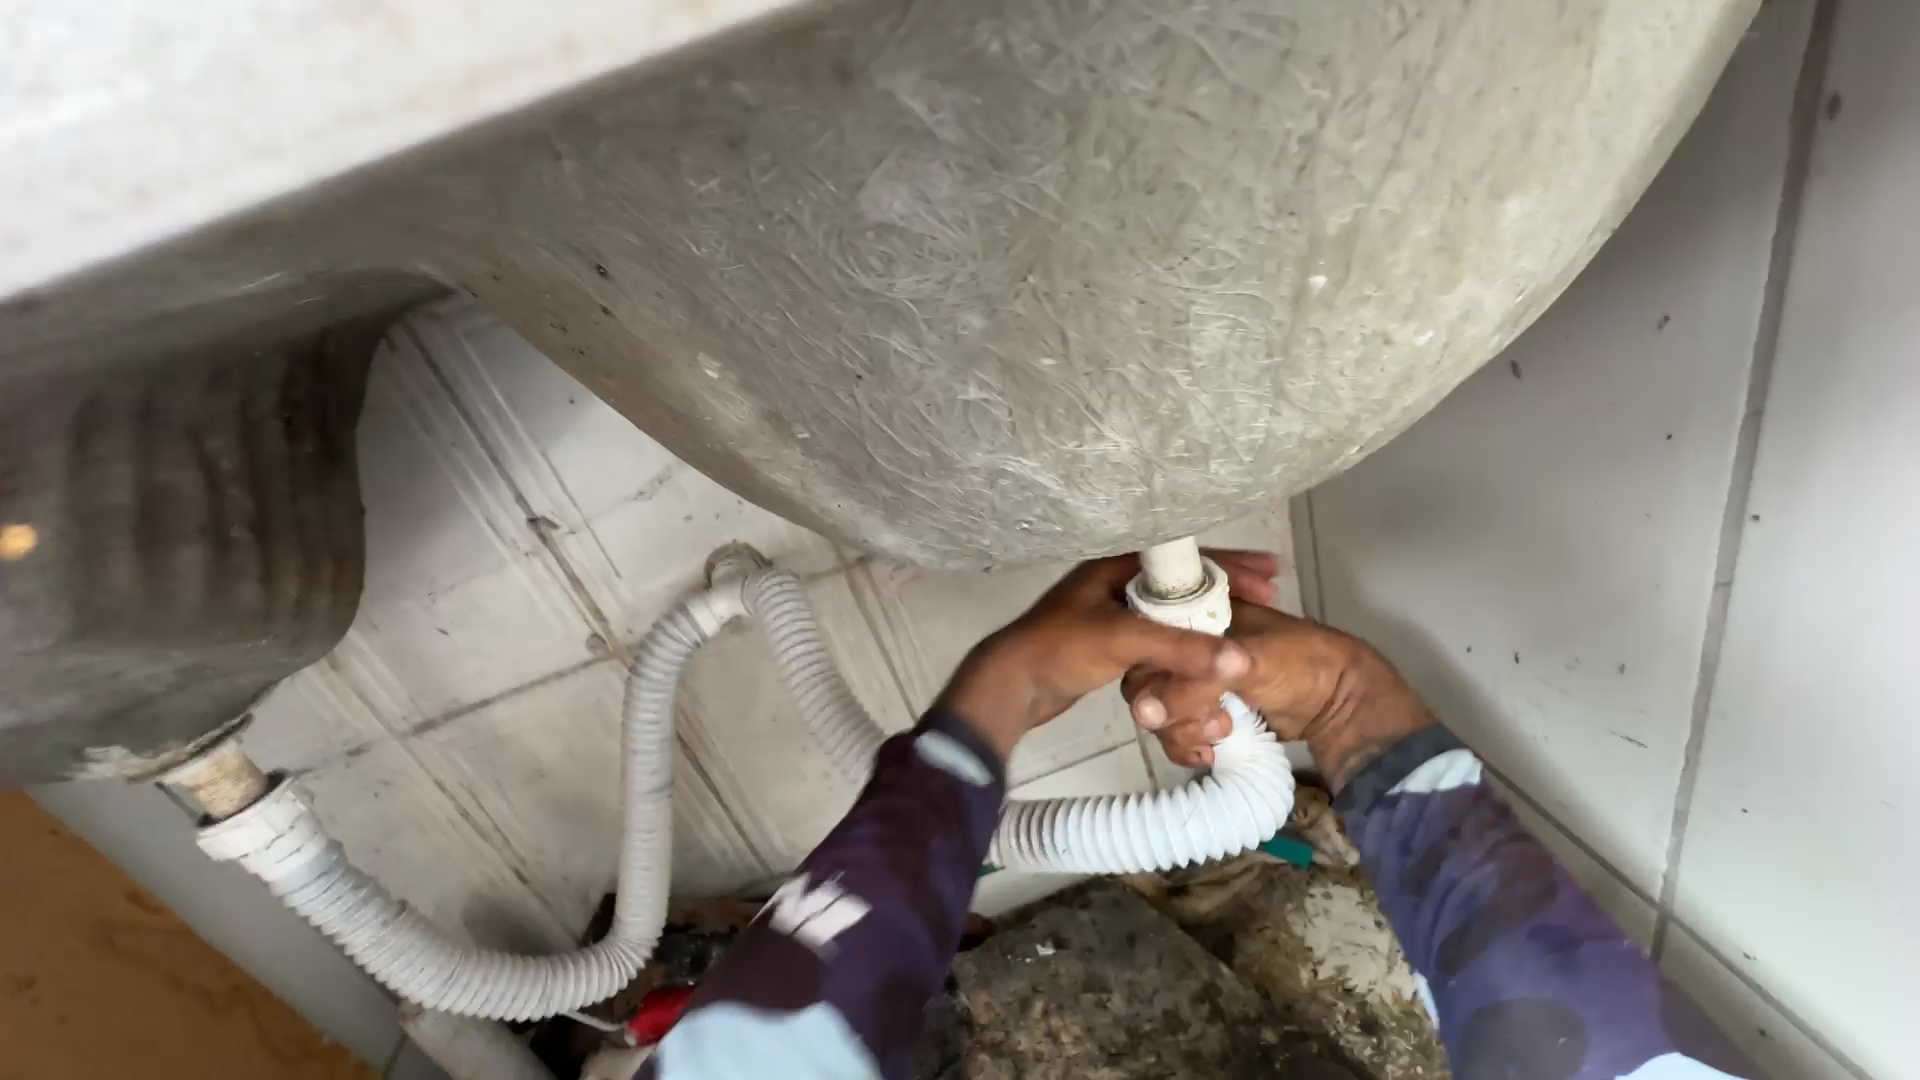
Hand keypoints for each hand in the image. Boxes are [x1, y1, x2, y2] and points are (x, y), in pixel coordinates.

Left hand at [938, 551, 1283, 762]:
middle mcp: (1114, 581)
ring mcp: (1110, 610)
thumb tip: (1242, 660)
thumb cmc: (1059, 649)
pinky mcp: (1108, 640)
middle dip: (1225, 587)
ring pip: (1170, 609)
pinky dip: (1183, 638)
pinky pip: (1157, 633)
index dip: (1229, 563)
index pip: (1185, 556)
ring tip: (1247, 622)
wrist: (1012, 685)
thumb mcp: (1122, 640)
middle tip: (1269, 596)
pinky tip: (1206, 649)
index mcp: (1115, 565)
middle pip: (1182, 580)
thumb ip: (1180, 648)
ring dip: (1206, 614)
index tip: (1271, 574)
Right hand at [1120, 600, 1432, 790]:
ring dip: (1181, 730)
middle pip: (1142, 680)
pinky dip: (1186, 747)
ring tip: (1221, 734)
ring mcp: (1190, 681)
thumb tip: (1142, 714)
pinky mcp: (1199, 712)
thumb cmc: (1297, 661)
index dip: (1151, 668)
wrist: (1339, 701)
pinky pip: (1172, 732)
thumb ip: (1191, 685)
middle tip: (1209, 719)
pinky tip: (1210, 753)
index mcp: (1190, 615)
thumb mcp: (1243, 665)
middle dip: (1169, 708)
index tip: (1178, 691)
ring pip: (1154, 710)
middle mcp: (1182, 646)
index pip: (1144, 638)